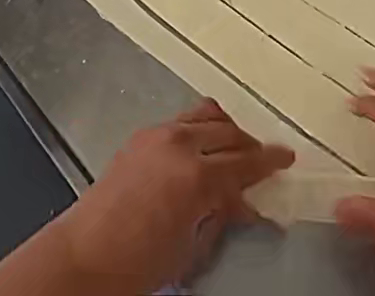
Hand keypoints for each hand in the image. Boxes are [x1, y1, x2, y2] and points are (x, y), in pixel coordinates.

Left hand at [37, 99, 292, 293]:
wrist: (87, 253)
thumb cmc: (142, 260)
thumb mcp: (192, 246)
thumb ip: (221, 215)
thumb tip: (243, 203)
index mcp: (197, 175)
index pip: (245, 162)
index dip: (270, 160)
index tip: (288, 157)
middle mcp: (180, 143)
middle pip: (228, 132)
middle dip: (250, 144)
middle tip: (263, 159)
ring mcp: (159, 132)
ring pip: (205, 114)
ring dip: (225, 128)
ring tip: (235, 148)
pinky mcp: (143, 133)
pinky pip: (182, 120)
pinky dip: (200, 128)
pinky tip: (203, 148)